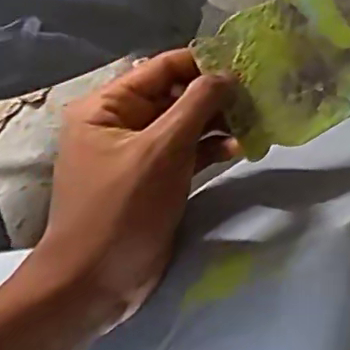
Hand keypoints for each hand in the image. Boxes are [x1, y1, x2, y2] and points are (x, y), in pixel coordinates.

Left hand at [24, 50, 237, 323]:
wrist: (92, 287)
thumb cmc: (122, 209)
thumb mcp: (163, 149)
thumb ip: (197, 104)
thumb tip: (227, 73)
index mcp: (107, 106)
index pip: (163, 67)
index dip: (204, 62)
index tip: (246, 64)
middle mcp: (121, 122)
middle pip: (177, 93)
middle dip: (217, 94)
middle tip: (258, 95)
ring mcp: (138, 152)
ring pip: (186, 122)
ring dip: (220, 121)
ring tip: (255, 121)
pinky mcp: (155, 178)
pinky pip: (188, 150)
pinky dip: (212, 147)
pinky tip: (239, 149)